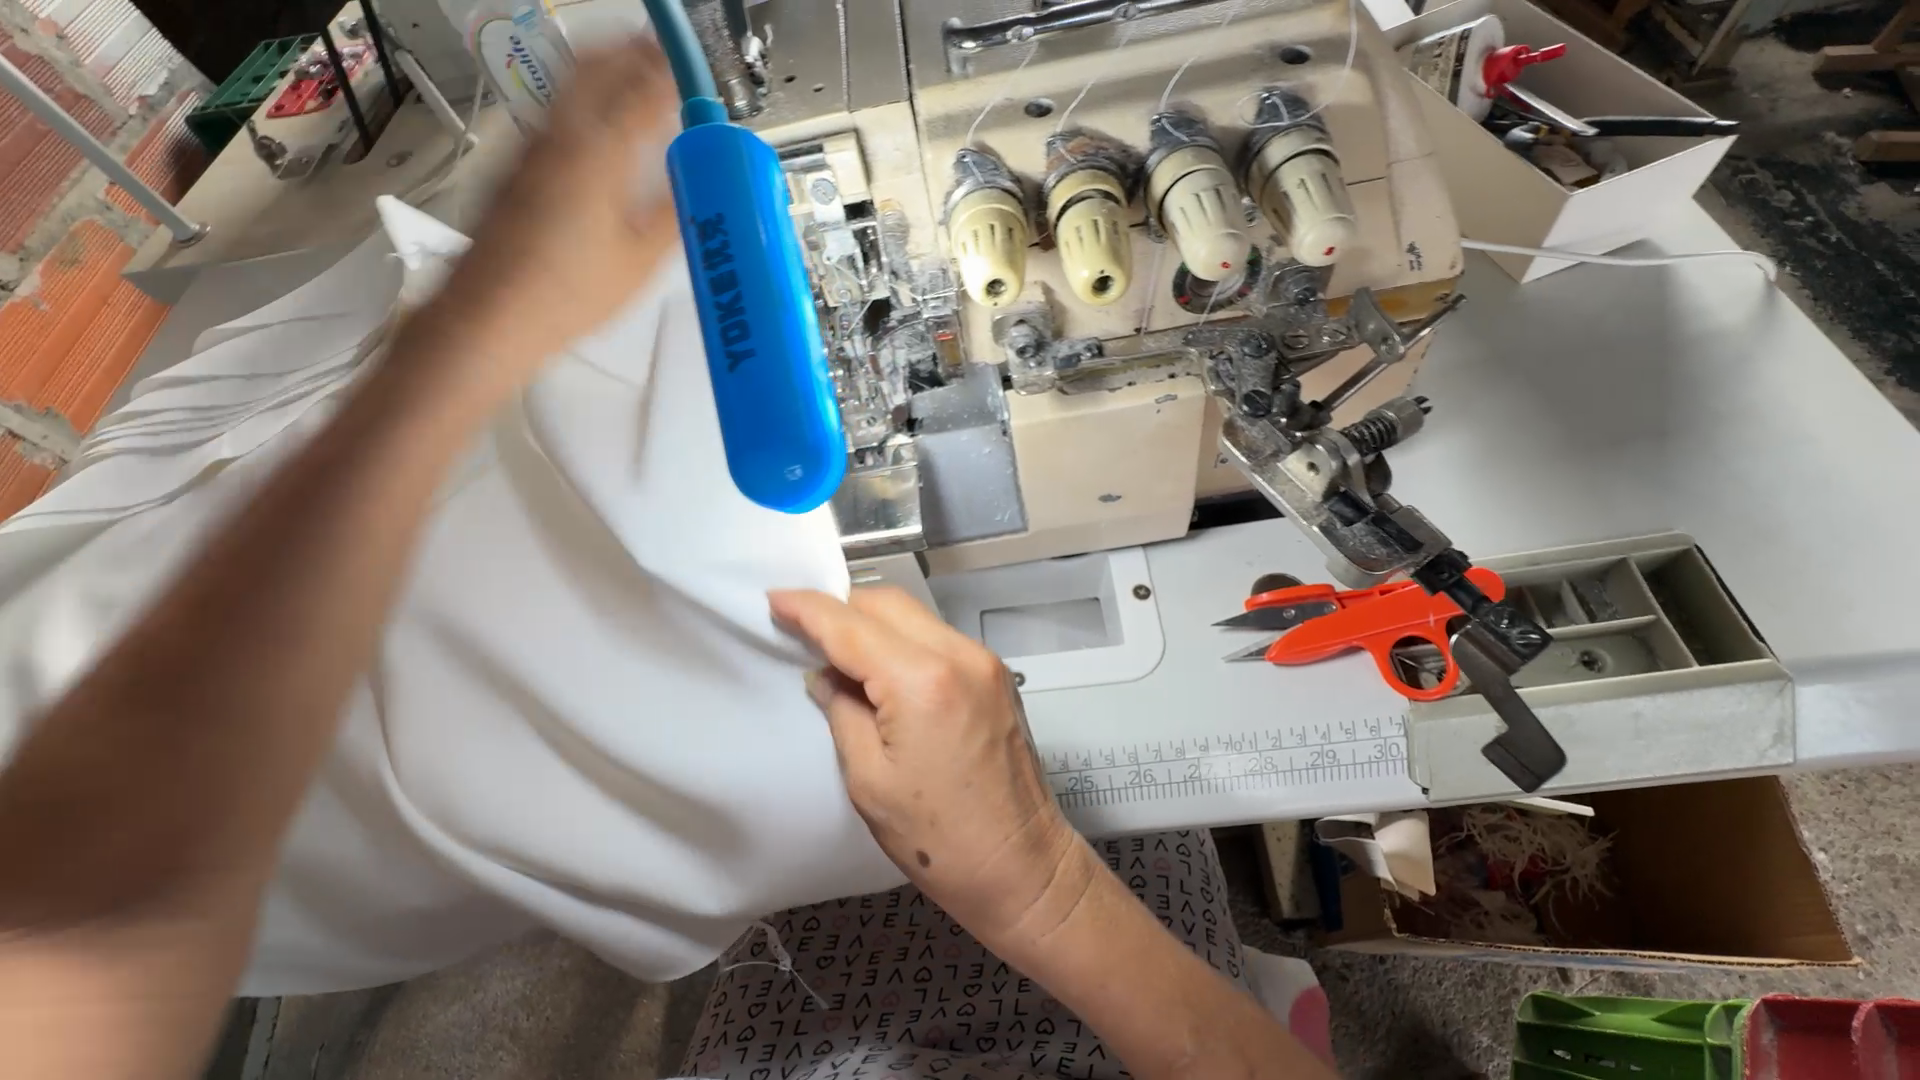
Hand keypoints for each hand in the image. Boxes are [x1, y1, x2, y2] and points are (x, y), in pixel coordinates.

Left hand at [416, 40, 680, 388]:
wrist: (492, 312)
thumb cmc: (568, 292)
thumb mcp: (642, 261)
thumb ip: (673, 214)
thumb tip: (696, 191)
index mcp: (599, 153)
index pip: (643, 89)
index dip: (670, 73)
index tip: (690, 68)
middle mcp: (558, 135)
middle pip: (594, 63)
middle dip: (630, 50)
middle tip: (659, 52)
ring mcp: (528, 146)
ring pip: (567, 84)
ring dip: (602, 69)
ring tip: (631, 77)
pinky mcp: (512, 166)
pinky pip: (553, 114)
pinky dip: (581, 102)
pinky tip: (598, 131)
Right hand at [769, 588, 1098, 953]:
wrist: (1021, 866)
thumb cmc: (938, 840)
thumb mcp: (869, 780)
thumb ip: (842, 711)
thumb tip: (825, 675)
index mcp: (922, 681)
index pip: (852, 626)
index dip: (807, 609)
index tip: (774, 599)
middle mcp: (959, 655)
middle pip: (887, 604)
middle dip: (840, 608)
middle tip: (802, 630)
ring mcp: (985, 662)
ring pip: (915, 616)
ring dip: (873, 623)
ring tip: (838, 653)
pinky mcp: (997, 677)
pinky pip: (938, 638)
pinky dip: (903, 641)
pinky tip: (881, 669)